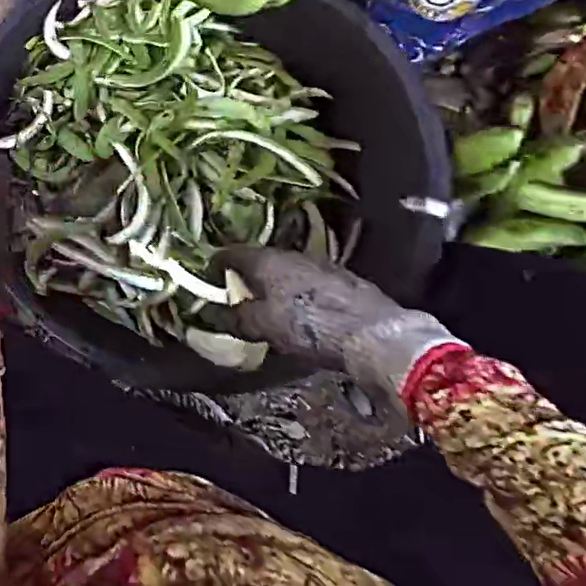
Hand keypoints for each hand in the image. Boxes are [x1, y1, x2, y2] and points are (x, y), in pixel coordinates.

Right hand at [213, 247, 462, 403]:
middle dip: (247, 275)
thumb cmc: (311, 327)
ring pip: (285, 268)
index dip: (215, 266)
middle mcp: (288, 253)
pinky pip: (308, 279)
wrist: (376, 333)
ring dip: (274, 282)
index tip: (209, 280)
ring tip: (271, 305)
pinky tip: (305, 310)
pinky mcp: (341, 277)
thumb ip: (237, 318)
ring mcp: (318, 262)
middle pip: (258, 259)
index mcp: (264, 260)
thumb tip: (212, 313)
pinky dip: (298, 290)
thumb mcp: (265, 327)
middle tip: (239, 296)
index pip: (229, 253)